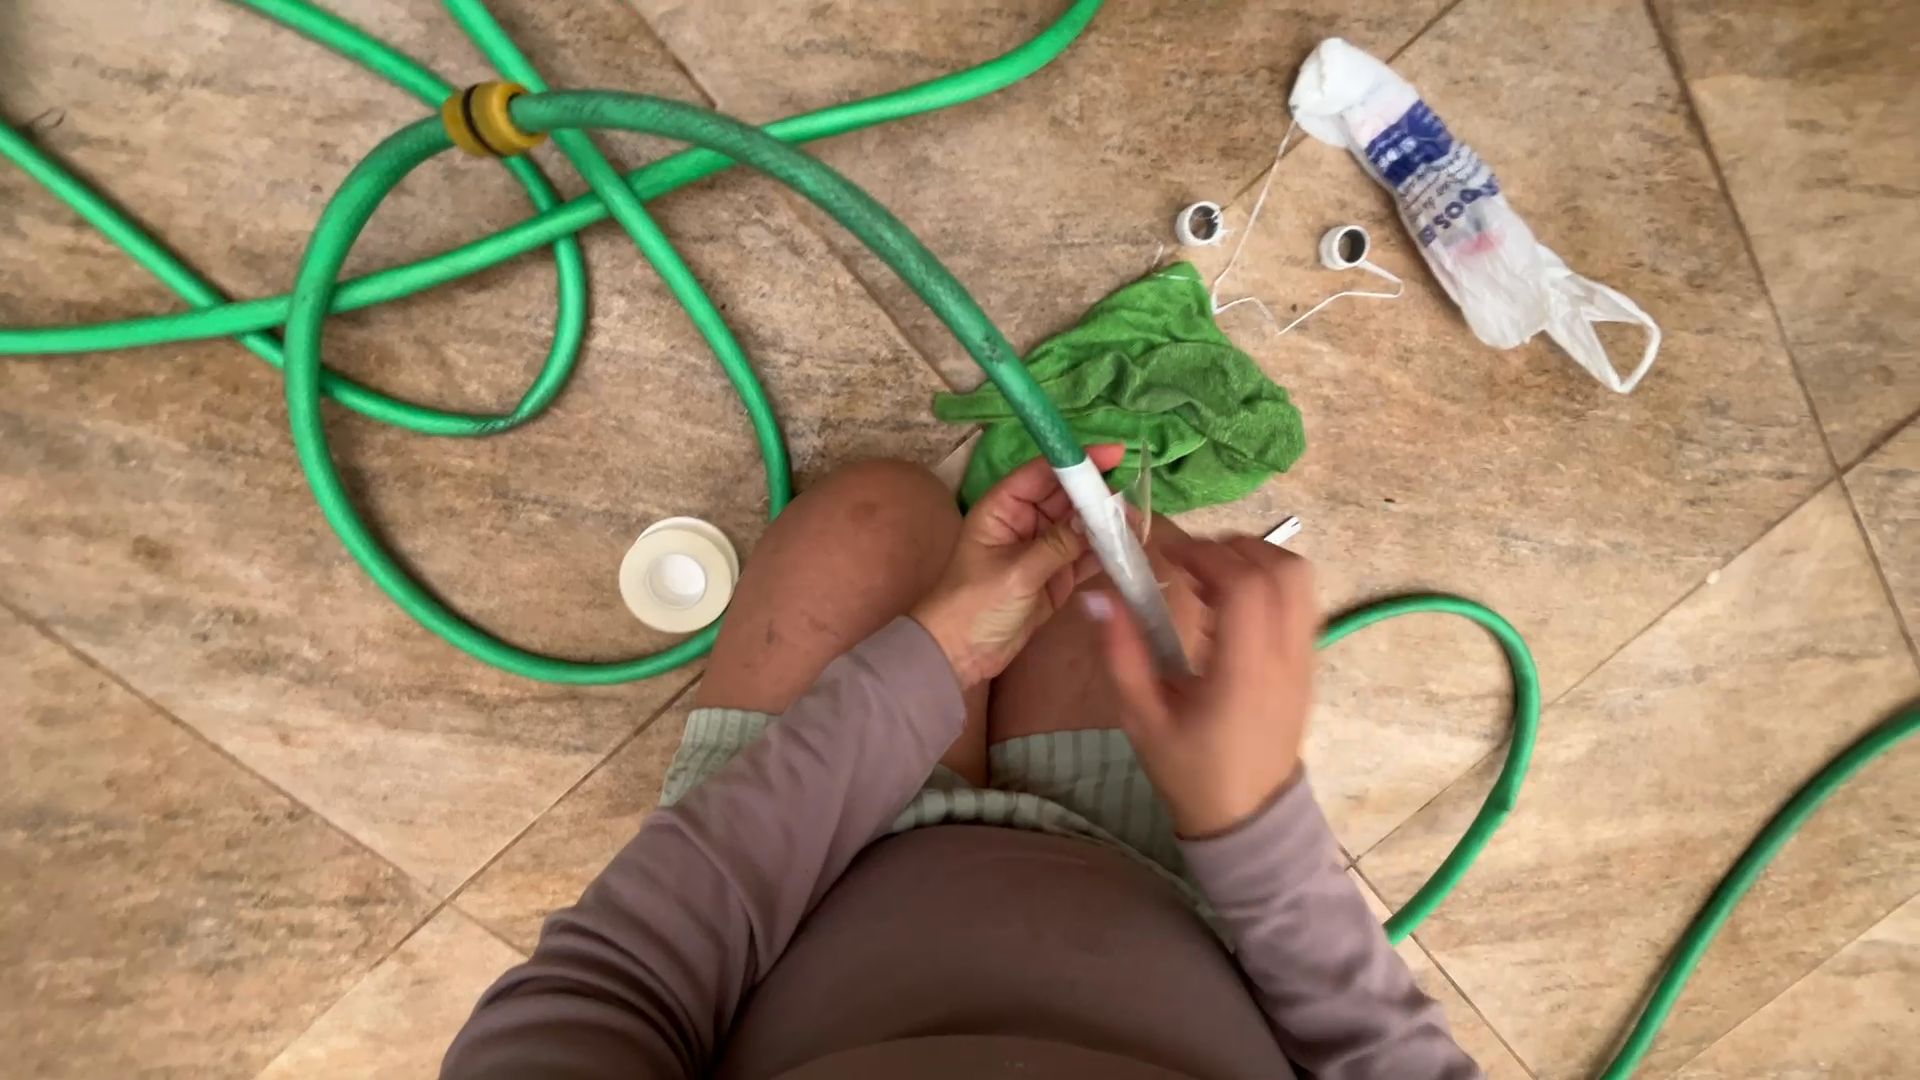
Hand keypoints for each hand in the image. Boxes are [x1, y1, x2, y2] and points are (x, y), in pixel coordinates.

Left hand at [912, 445, 1125, 687]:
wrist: (960, 653)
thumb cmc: (974, 605)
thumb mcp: (1017, 573)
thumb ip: (1057, 544)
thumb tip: (1096, 518)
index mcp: (1002, 509)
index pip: (1041, 473)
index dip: (1075, 461)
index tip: (1113, 454)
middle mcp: (1023, 522)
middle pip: (1066, 498)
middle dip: (1099, 496)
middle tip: (1133, 499)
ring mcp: (1042, 549)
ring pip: (1080, 526)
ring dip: (1107, 525)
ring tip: (1138, 524)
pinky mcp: (1055, 576)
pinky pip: (1085, 555)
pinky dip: (1105, 552)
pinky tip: (1129, 548)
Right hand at [1091, 537, 1316, 837]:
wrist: (1247, 816)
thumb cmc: (1189, 769)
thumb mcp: (1140, 717)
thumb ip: (1120, 653)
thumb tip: (1099, 596)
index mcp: (1244, 672)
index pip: (1243, 585)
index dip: (1203, 554)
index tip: (1164, 552)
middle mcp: (1286, 657)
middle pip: (1281, 569)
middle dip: (1230, 548)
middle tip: (1186, 560)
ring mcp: (1305, 658)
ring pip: (1299, 579)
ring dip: (1253, 559)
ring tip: (1207, 574)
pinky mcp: (1308, 661)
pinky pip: (1300, 599)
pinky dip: (1267, 580)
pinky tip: (1228, 600)